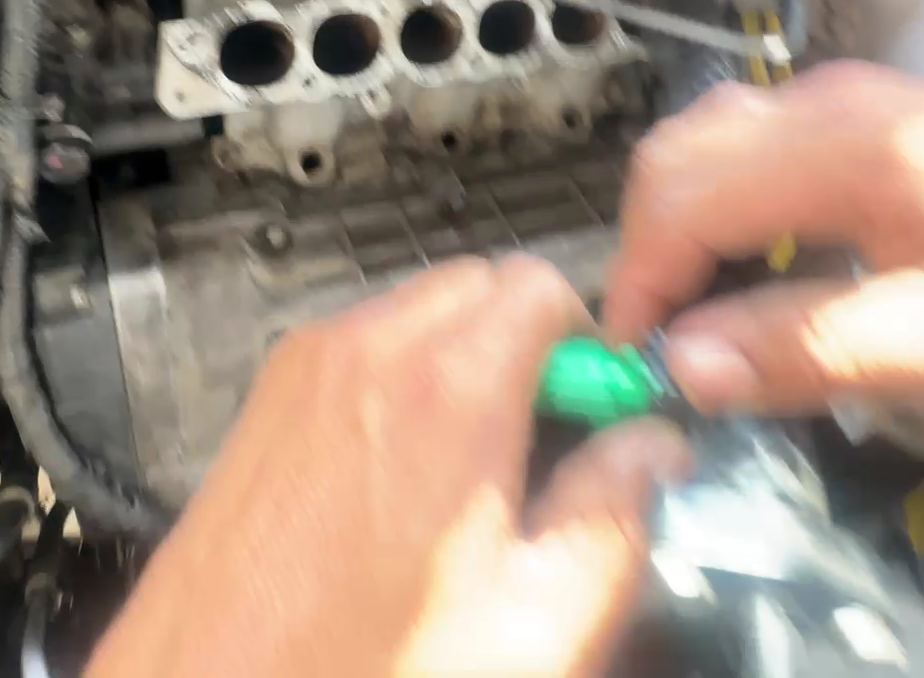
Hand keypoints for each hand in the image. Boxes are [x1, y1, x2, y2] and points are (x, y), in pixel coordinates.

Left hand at [86, 258, 690, 677]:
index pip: (538, 285)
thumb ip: (610, 515)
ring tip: (460, 455)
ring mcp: (310, 357)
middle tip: (530, 433)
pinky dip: (398, 366)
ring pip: (419, 306)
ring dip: (458, 350)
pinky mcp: (272, 384)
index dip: (578, 339)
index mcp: (448, 386)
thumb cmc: (369, 671)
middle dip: (520, 337)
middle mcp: (371, 345)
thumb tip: (651, 446)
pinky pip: (362, 337)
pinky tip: (394, 456)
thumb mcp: (529, 626)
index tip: (585, 403)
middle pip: (478, 284)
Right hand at [604, 63, 923, 413]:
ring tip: (697, 300)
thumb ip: (809, 349)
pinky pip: (745, 143)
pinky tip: (753, 254)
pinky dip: (714, 201)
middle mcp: (824, 103)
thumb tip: (682, 369)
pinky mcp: (863, 112)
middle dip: (644, 248)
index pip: (683, 200)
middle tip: (663, 335)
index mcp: (844, 149)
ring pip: (701, 141)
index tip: (634, 358)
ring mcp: (844, 98)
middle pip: (674, 156)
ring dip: (673, 220)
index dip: (638, 280)